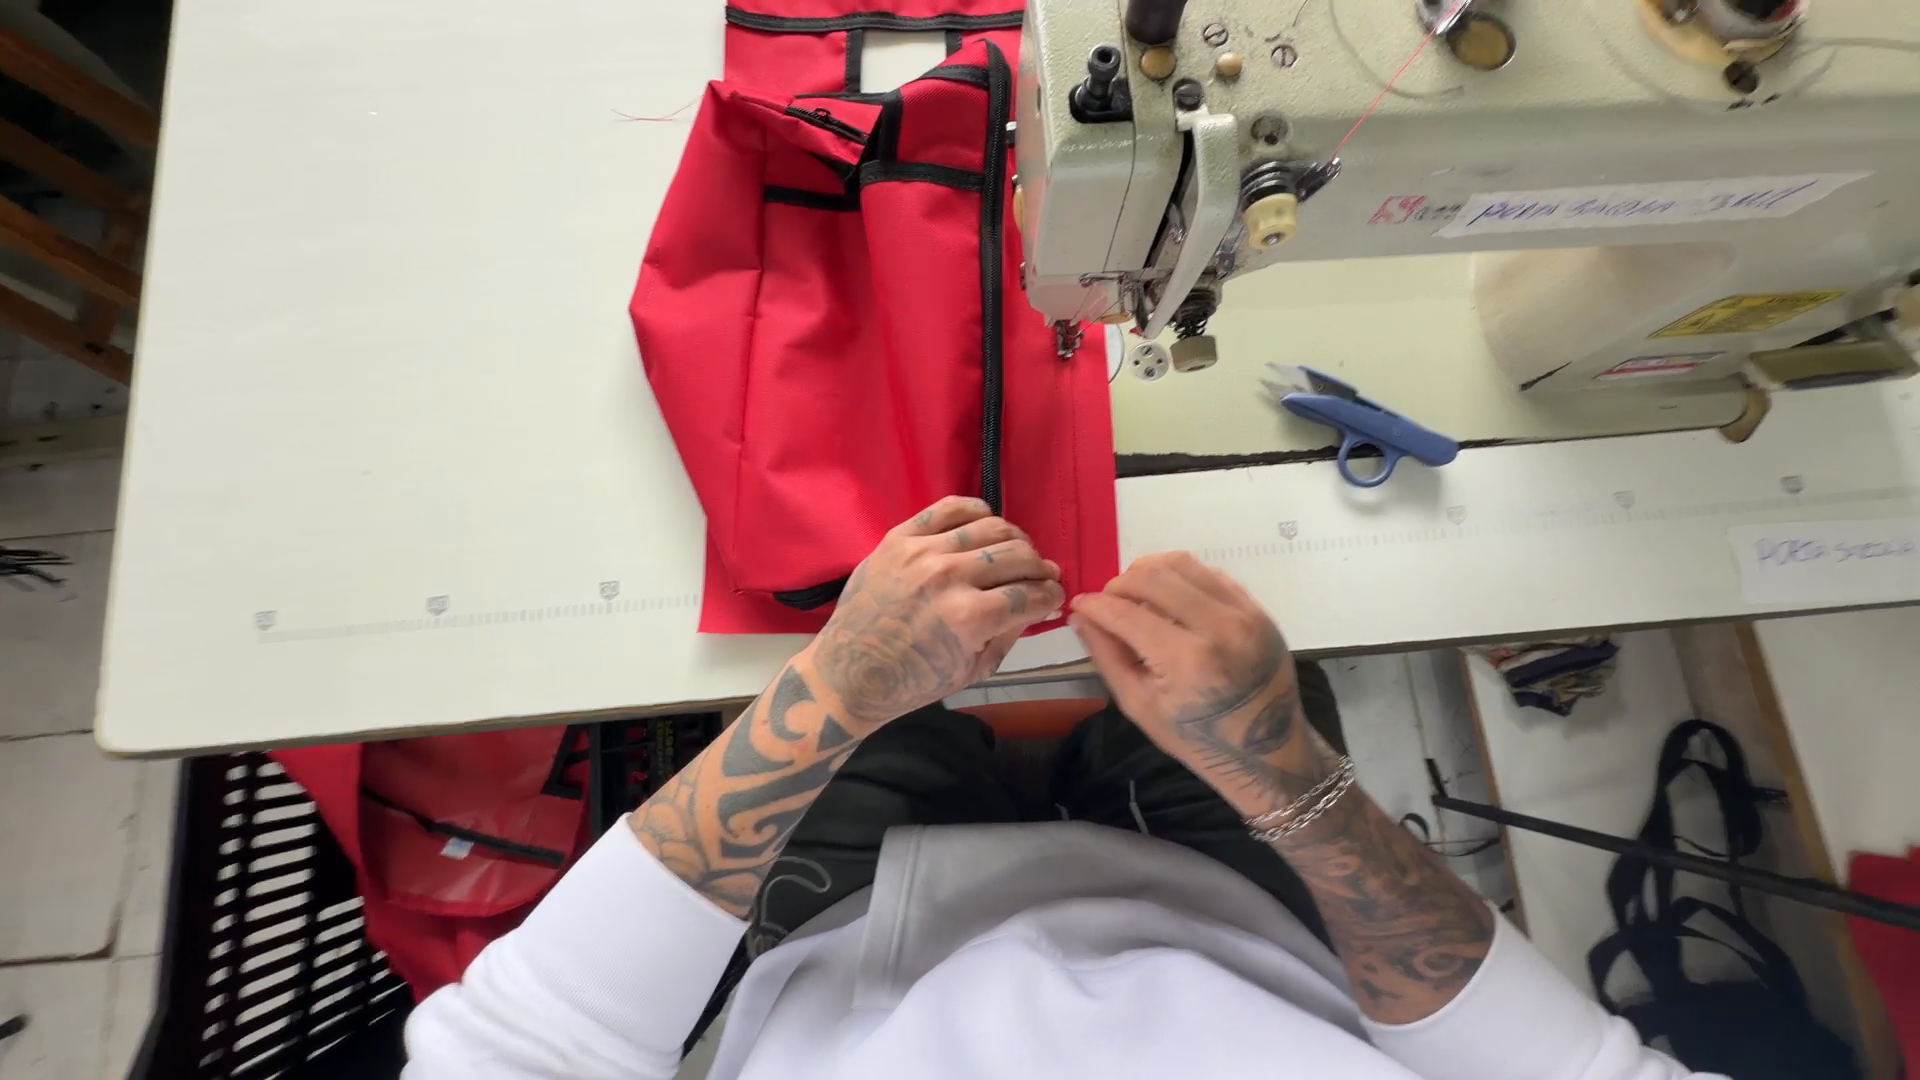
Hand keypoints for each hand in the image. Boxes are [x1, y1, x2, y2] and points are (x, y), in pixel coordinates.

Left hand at [807, 496, 1065, 731]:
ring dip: (1015, 539)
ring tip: (1017, 551)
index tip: (1055, 595)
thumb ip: (1010, 632)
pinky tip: (987, 522)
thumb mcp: (973, 670)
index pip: (1030, 594)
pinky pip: (949, 508)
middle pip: (1017, 556)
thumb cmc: (913, 682)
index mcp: (969, 618)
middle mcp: (949, 577)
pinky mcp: (900, 537)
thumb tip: (1038, 602)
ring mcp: (922, 552)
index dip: (1051, 595)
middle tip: (1041, 575)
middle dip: (1039, 568)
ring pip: (991, 528)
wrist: (849, 673)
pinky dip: (976, 510)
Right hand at [1069, 552, 1311, 809]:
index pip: (1126, 613)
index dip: (1095, 605)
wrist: (1268, 752)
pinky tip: (1170, 597)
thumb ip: (1107, 655)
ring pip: (1182, 563)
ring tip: (1137, 595)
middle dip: (1119, 584)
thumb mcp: (1139, 706)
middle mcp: (1219, 626)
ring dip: (1149, 572)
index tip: (1080, 604)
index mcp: (1187, 660)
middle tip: (1108, 602)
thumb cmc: (1197, 739)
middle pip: (1152, 576)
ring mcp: (1244, 613)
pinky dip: (1181, 577)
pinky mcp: (1258, 608)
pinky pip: (1210, 572)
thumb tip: (1081, 615)